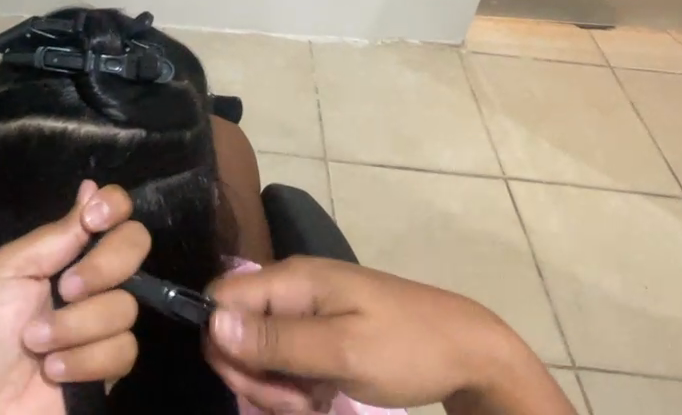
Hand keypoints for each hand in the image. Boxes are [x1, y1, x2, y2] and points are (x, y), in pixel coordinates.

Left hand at [0, 181, 151, 414]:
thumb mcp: (9, 270)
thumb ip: (56, 235)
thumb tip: (92, 186)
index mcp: (68, 248)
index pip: (112, 209)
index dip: (114, 206)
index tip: (94, 220)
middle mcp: (94, 276)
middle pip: (135, 245)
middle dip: (103, 267)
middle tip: (66, 288)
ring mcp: (105, 320)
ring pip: (124, 306)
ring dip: (74, 328)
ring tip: (38, 343)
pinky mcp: (111, 364)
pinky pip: (123, 349)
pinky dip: (82, 361)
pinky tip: (54, 370)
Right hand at [203, 256, 573, 414]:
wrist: (469, 352)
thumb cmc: (407, 348)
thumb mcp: (342, 352)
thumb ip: (277, 340)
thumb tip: (212, 323)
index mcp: (292, 279)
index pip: (222, 298)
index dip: (224, 344)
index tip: (257, 384)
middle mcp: (292, 288)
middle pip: (236, 328)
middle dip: (254, 375)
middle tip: (296, 403)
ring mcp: (307, 310)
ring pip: (258, 350)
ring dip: (277, 386)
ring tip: (316, 401)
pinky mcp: (321, 332)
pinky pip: (284, 359)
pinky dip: (295, 385)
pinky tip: (323, 397)